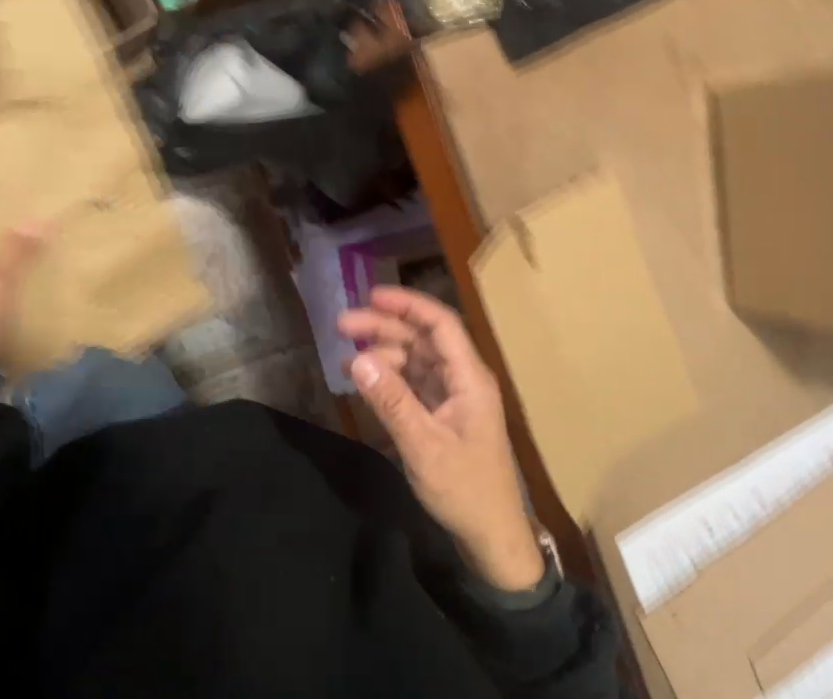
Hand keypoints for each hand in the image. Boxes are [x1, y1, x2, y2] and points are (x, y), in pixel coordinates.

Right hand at [340, 286, 544, 591]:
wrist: (491, 537)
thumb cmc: (464, 490)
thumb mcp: (422, 446)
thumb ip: (391, 401)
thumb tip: (356, 359)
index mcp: (469, 379)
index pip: (440, 324)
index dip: (407, 305)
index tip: (370, 296)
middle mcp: (463, 381)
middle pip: (422, 340)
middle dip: (383, 328)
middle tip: (341, 325)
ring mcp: (454, 399)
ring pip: (415, 361)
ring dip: (382, 354)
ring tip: (345, 359)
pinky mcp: (444, 417)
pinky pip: (413, 385)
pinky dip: (388, 379)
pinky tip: (362, 382)